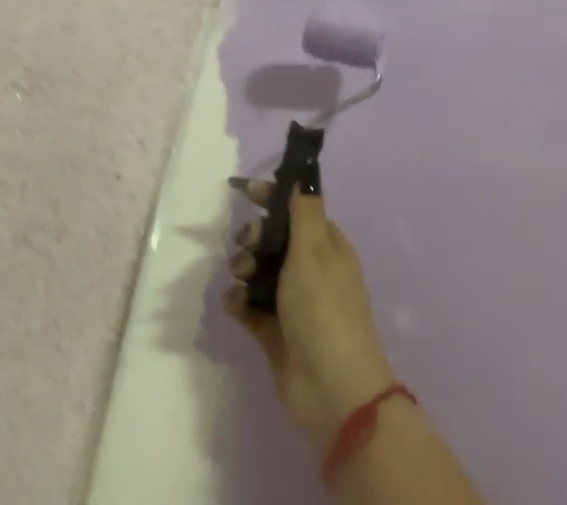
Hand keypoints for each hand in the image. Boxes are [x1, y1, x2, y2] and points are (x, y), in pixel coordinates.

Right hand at [224, 178, 398, 449]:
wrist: (331, 388)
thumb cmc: (324, 310)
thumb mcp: (315, 252)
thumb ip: (303, 213)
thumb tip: (301, 178)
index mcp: (327, 248)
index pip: (298, 210)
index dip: (274, 198)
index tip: (246, 191)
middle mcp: (311, 271)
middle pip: (274, 240)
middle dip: (254, 237)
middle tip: (248, 246)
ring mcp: (292, 302)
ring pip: (258, 271)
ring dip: (243, 268)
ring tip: (242, 278)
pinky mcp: (274, 331)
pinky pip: (249, 305)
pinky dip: (239, 300)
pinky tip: (235, 303)